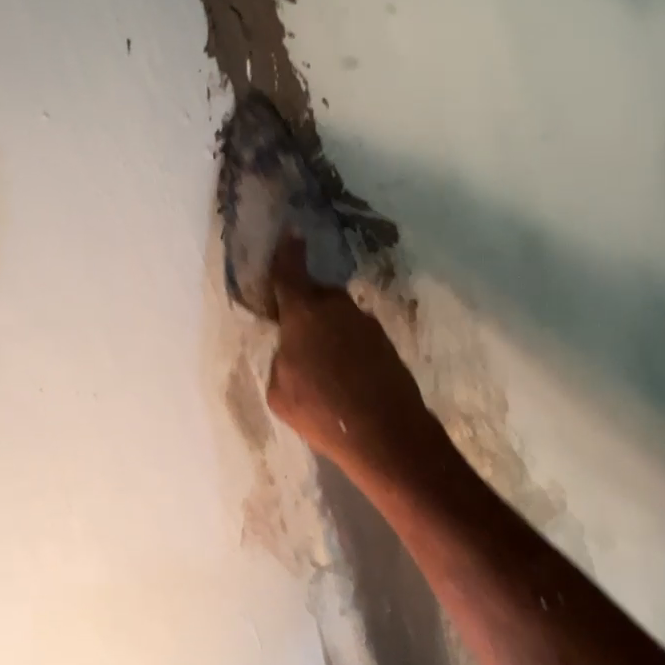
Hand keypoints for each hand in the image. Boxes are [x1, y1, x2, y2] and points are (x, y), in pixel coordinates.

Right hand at [265, 236, 443, 474]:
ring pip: (338, 318)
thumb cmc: (320, 410)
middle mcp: (336, 307)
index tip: (292, 231)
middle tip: (299, 343)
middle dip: (306, 311)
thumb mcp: (279, 390)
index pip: (289, 273)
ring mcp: (365, 323)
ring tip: (325, 371)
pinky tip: (348, 382)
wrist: (386, 433)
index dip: (288, 252)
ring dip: (330, 334)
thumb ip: (281, 359)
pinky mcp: (385, 342)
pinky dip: (349, 350)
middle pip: (315, 298)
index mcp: (303, 313)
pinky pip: (356, 337)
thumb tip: (293, 351)